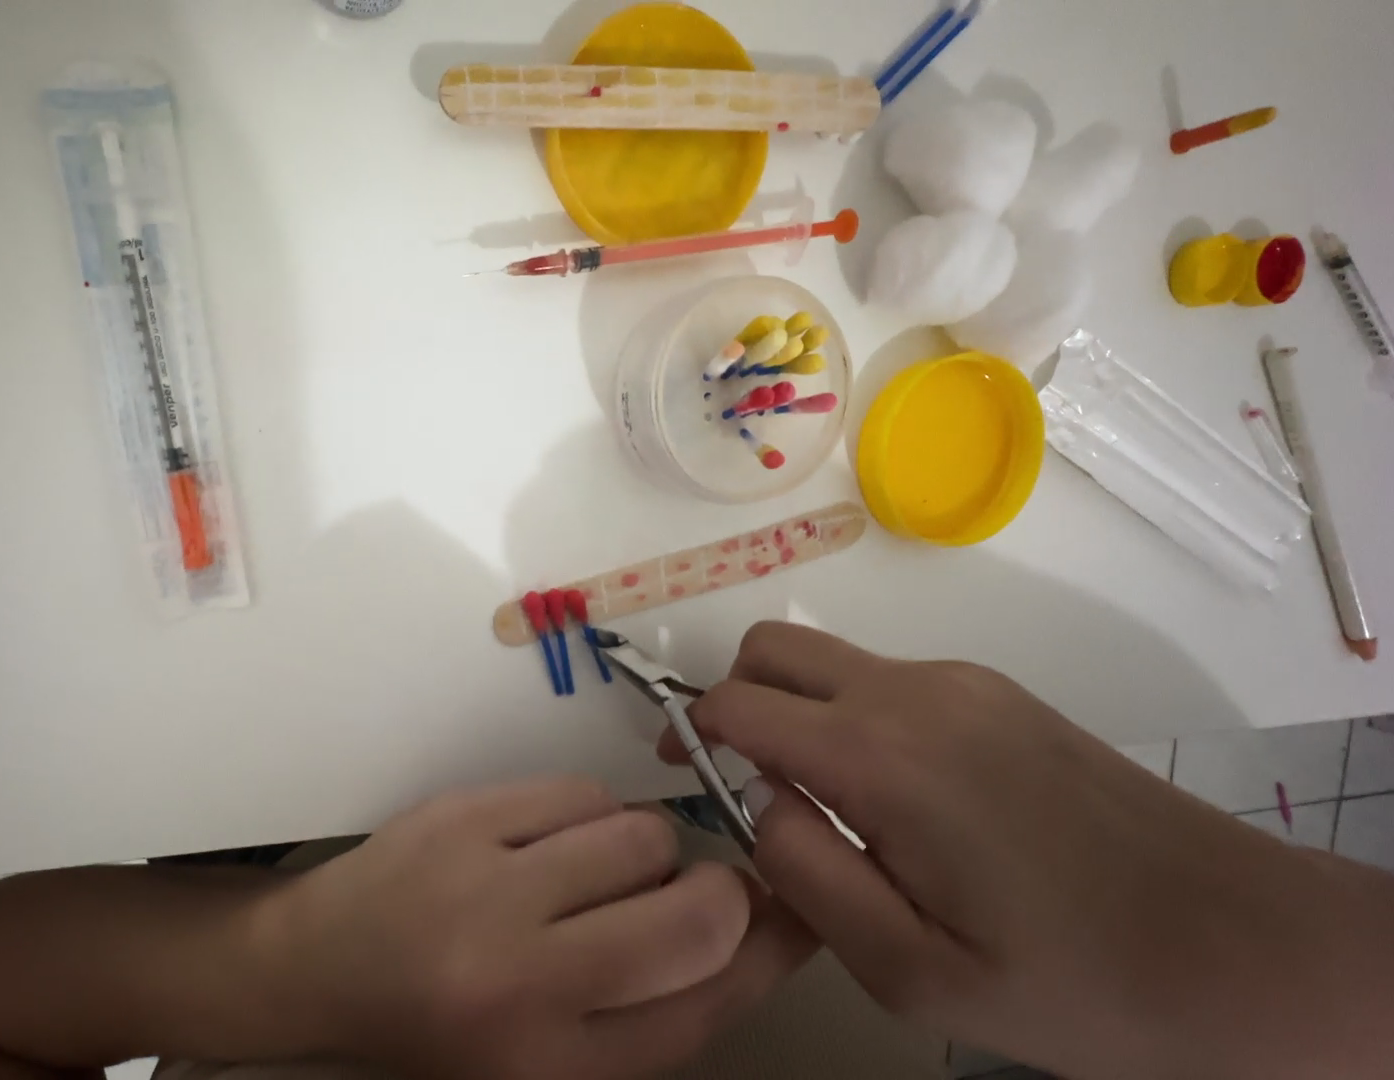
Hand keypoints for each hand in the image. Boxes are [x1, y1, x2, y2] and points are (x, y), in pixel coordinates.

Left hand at [254, 777, 816, 1079]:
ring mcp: (490, 888)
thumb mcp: (553, 1053)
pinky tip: (552, 839)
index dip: (770, 951)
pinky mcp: (463, 817)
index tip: (792, 909)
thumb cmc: (446, 1024)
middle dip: (718, 893)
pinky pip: (579, 792)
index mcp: (557, 1065)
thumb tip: (759, 924)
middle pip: (691, 917)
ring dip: (644, 846)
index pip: (705, 1006)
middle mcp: (527, 981)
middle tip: (693, 886)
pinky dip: (589, 810)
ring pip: (639, 836)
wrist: (325, 966)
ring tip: (598, 867)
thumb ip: (653, 1005)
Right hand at [662, 622, 1393, 1079]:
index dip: (692, 730)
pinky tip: (893, 795)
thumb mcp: (912, 971)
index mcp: (881, 756)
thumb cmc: (1076, 980)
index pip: (738, 702)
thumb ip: (803, 873)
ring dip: (793, 708)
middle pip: (771, 647)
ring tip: (821, 798)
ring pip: (827, 659)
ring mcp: (959, 682)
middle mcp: (911, 691)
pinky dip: (847, 713)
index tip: (685, 771)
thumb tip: (755, 795)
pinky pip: (883, 678)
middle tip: (737, 770)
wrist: (1258, 951)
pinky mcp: (993, 691)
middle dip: (732, 696)